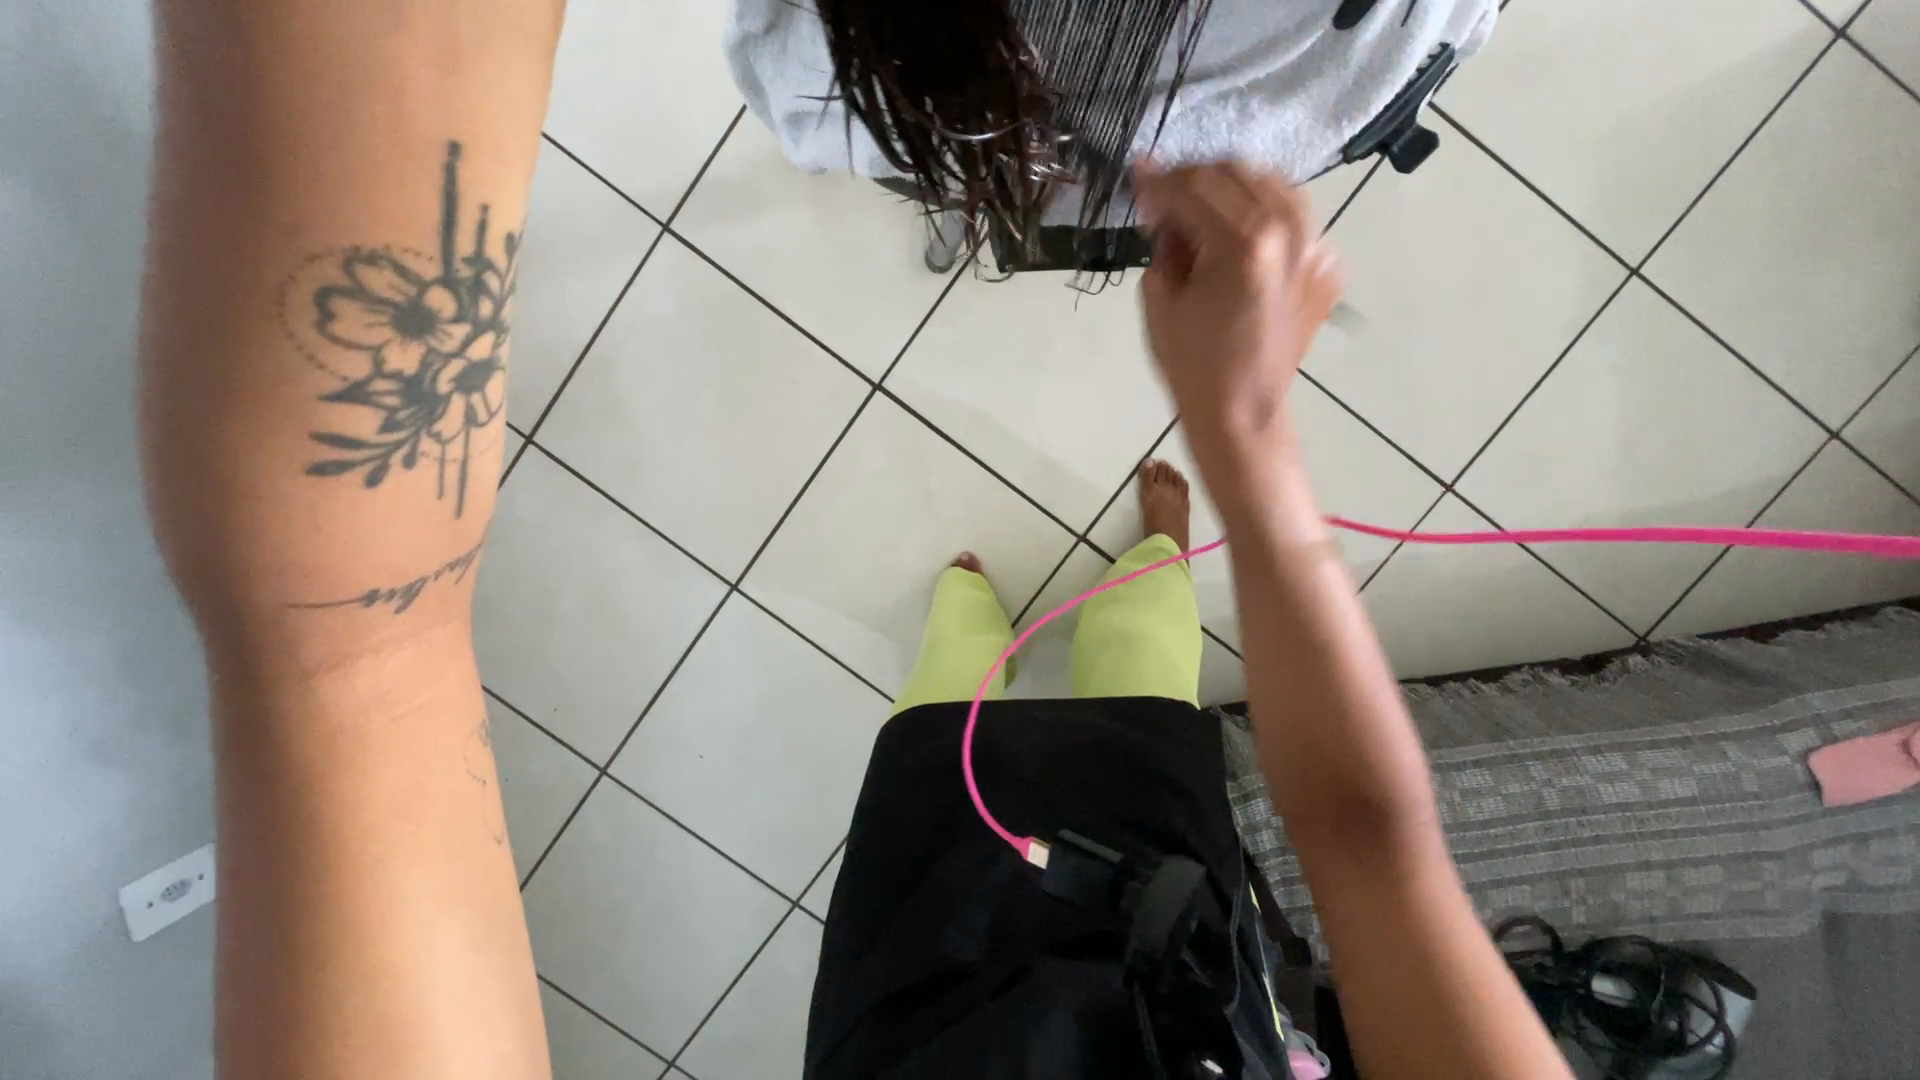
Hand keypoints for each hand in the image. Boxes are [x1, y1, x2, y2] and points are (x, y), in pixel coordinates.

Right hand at [1136, 163, 1341, 493]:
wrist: (1243, 414)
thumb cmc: (1192, 366)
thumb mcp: (1159, 300)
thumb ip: (1163, 243)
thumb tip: (1165, 209)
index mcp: (1243, 242)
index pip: (1194, 186)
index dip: (1159, 180)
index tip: (1136, 175)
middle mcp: (1288, 231)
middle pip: (1236, 171)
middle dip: (1193, 178)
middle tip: (1164, 199)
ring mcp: (1314, 247)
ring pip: (1271, 185)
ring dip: (1231, 188)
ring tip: (1201, 210)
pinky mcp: (1323, 266)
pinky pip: (1294, 219)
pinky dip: (1263, 216)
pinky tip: (1237, 236)